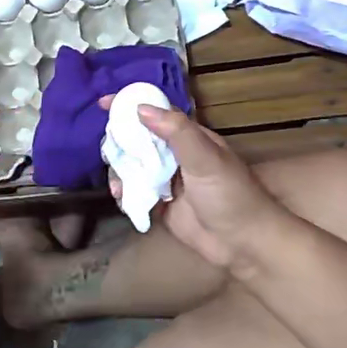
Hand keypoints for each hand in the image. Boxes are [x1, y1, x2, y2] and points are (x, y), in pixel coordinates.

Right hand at [101, 97, 279, 270]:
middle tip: (109, 152)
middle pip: (137, 140)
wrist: (243, 244)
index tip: (103, 103)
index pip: (156, 113)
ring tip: (118, 184)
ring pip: (132, 167)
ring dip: (120, 172)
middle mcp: (175, 156)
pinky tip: (123, 199)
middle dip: (119, 143)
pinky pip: (134, 193)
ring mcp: (166, 181)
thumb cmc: (230, 195)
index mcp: (189, 138)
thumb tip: (140, 108)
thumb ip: (176, 132)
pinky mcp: (160, 205)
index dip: (130, 105)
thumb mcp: (206, 158)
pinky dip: (125, 194)